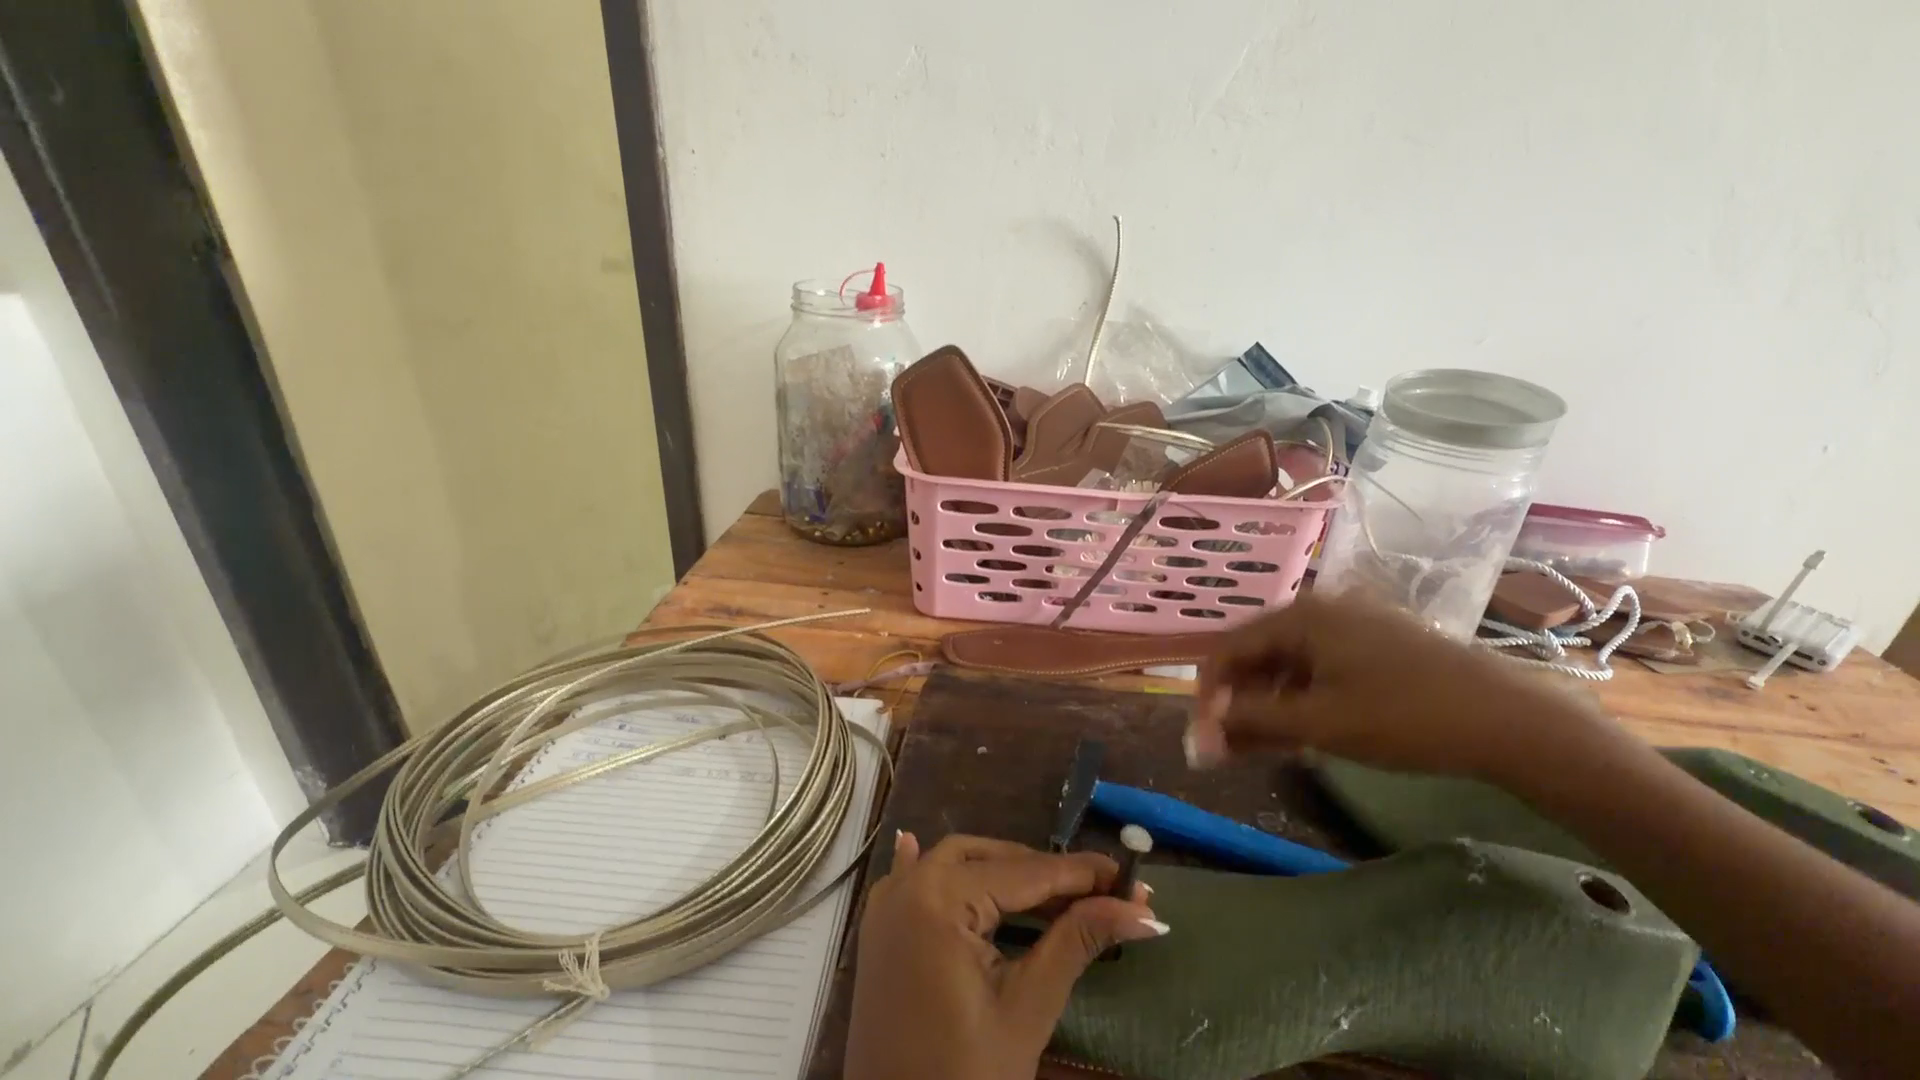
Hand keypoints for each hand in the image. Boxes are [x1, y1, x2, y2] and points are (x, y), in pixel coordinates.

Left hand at [844, 832, 1165, 1079]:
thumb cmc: (966, 1073)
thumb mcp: (1028, 1005)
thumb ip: (1079, 941)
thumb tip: (1145, 912)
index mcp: (940, 899)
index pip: (1026, 873)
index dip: (1083, 875)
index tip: (1134, 877)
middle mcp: (908, 887)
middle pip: (989, 860)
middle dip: (1046, 873)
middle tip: (1103, 892)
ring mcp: (886, 907)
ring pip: (956, 863)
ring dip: (1005, 871)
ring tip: (1060, 893)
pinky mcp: (879, 931)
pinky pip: (915, 878)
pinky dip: (948, 872)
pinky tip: (964, 862)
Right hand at [1184, 592, 1622, 781]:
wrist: (1506, 718)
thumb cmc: (1402, 716)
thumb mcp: (1317, 723)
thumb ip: (1250, 724)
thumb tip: (1197, 736)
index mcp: (1299, 616)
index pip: (1228, 650)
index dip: (1207, 696)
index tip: (1201, 740)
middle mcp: (1321, 610)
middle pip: (1258, 655)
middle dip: (1239, 703)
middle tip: (1230, 751)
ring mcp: (1354, 624)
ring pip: (1290, 664)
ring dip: (1269, 705)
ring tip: (1265, 749)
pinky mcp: (1379, 644)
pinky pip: (1321, 667)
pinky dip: (1303, 699)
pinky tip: (1306, 731)